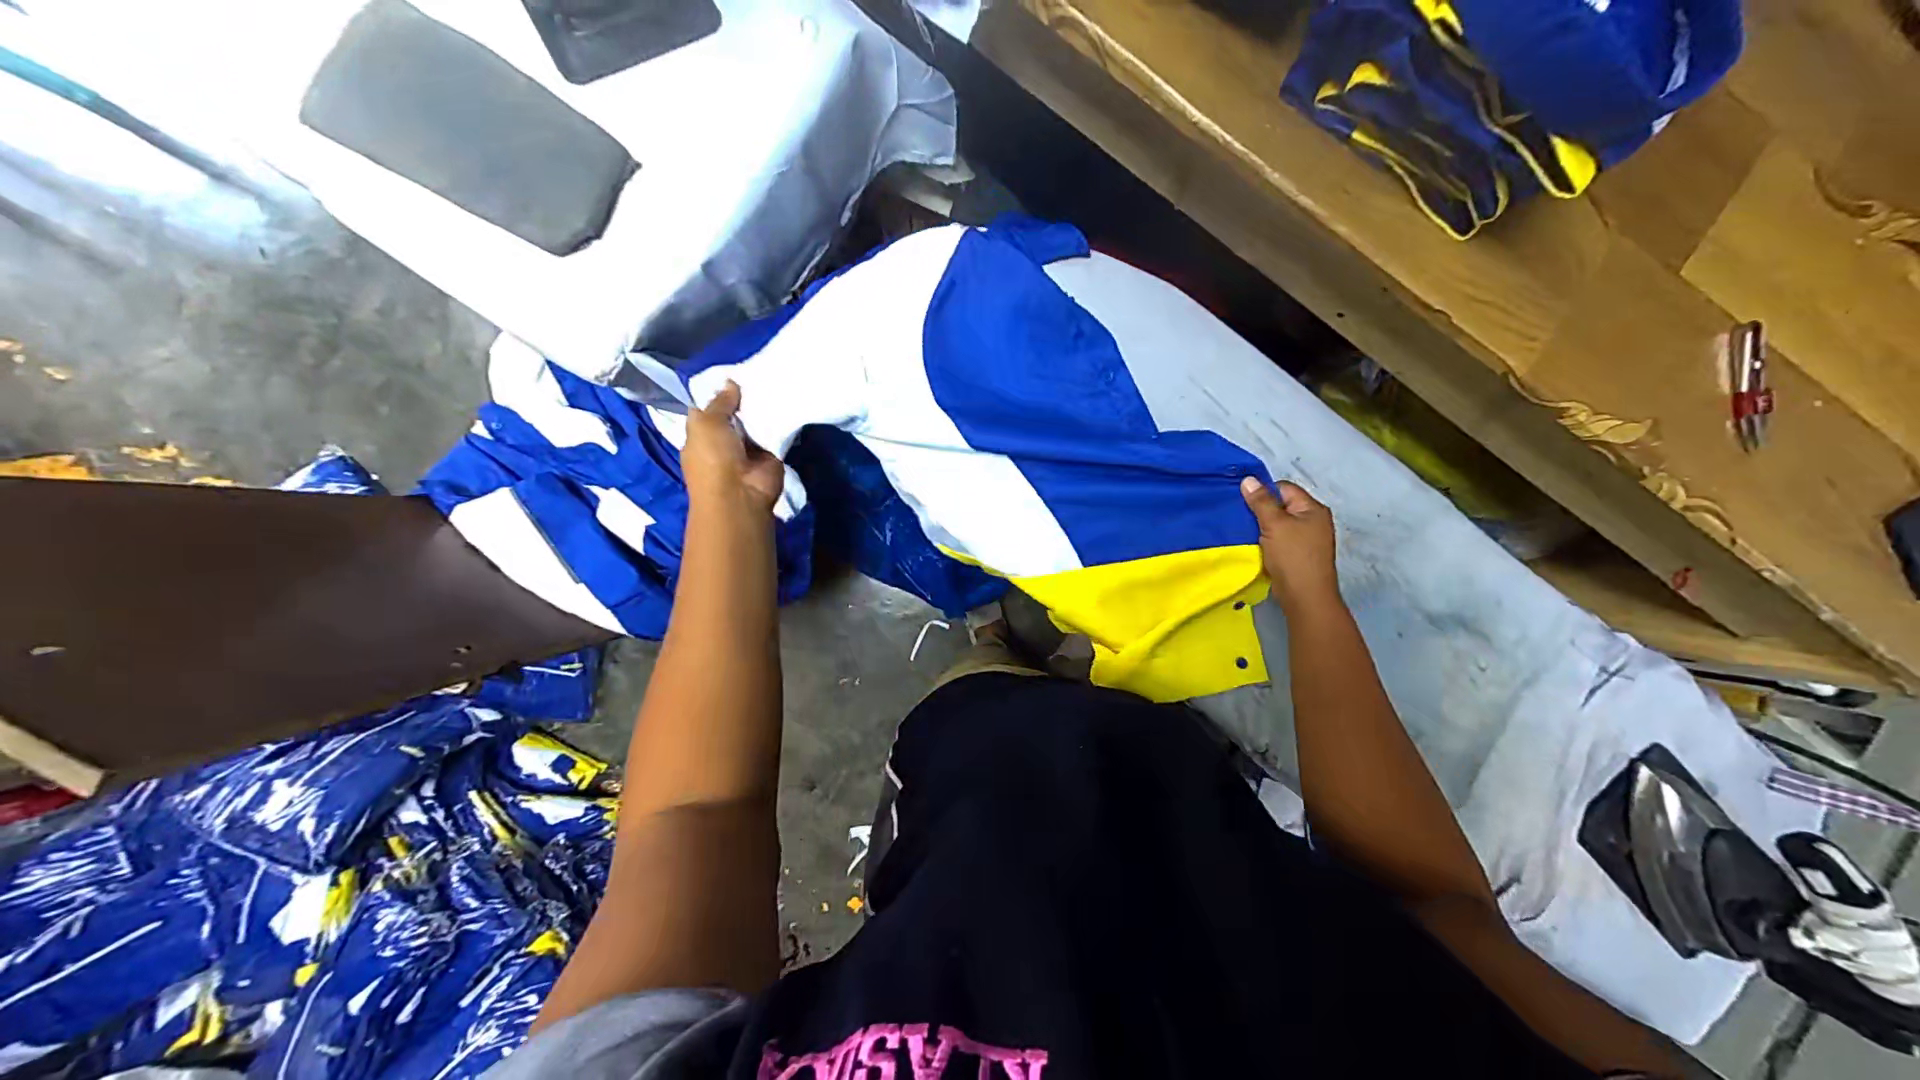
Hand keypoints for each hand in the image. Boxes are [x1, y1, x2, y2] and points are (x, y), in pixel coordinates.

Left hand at [684, 381, 784, 517]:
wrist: (741, 494)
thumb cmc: (712, 458)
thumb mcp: (707, 423)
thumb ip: (719, 402)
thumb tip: (729, 383)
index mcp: (700, 436)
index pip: (707, 410)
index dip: (717, 393)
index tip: (732, 375)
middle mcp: (723, 441)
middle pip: (734, 414)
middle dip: (743, 398)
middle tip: (757, 374)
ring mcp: (748, 448)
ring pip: (755, 421)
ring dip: (763, 407)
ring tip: (773, 382)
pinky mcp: (770, 453)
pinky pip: (774, 432)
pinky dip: (779, 420)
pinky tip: (785, 400)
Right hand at [1241, 476, 1339, 613]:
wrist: (1305, 596)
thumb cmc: (1292, 557)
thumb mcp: (1274, 524)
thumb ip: (1260, 501)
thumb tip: (1248, 480)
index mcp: (1312, 509)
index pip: (1284, 488)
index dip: (1263, 493)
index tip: (1244, 503)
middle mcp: (1313, 520)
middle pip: (1281, 505)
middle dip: (1260, 510)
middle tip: (1241, 517)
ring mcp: (1307, 538)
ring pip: (1278, 523)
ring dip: (1262, 526)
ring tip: (1244, 531)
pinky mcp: (1298, 553)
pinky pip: (1279, 538)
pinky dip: (1266, 540)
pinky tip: (1254, 545)